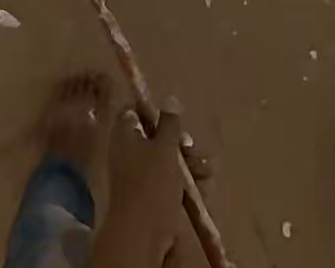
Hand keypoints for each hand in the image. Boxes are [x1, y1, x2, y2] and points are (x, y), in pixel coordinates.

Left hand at [91, 108, 207, 267]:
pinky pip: (168, 182)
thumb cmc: (151, 184)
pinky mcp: (148, 196)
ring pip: (166, 161)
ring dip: (189, 165)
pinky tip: (205, 187)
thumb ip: (170, 123)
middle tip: (195, 151)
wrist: (141, 236)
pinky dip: (185, 183)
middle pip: (156, 138)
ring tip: (209, 172)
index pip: (137, 111)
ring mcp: (137, 175)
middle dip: (181, 145)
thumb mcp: (165, 148)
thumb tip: (171, 98)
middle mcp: (127, 150)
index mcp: (124, 132)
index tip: (177, 123)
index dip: (158, 114)